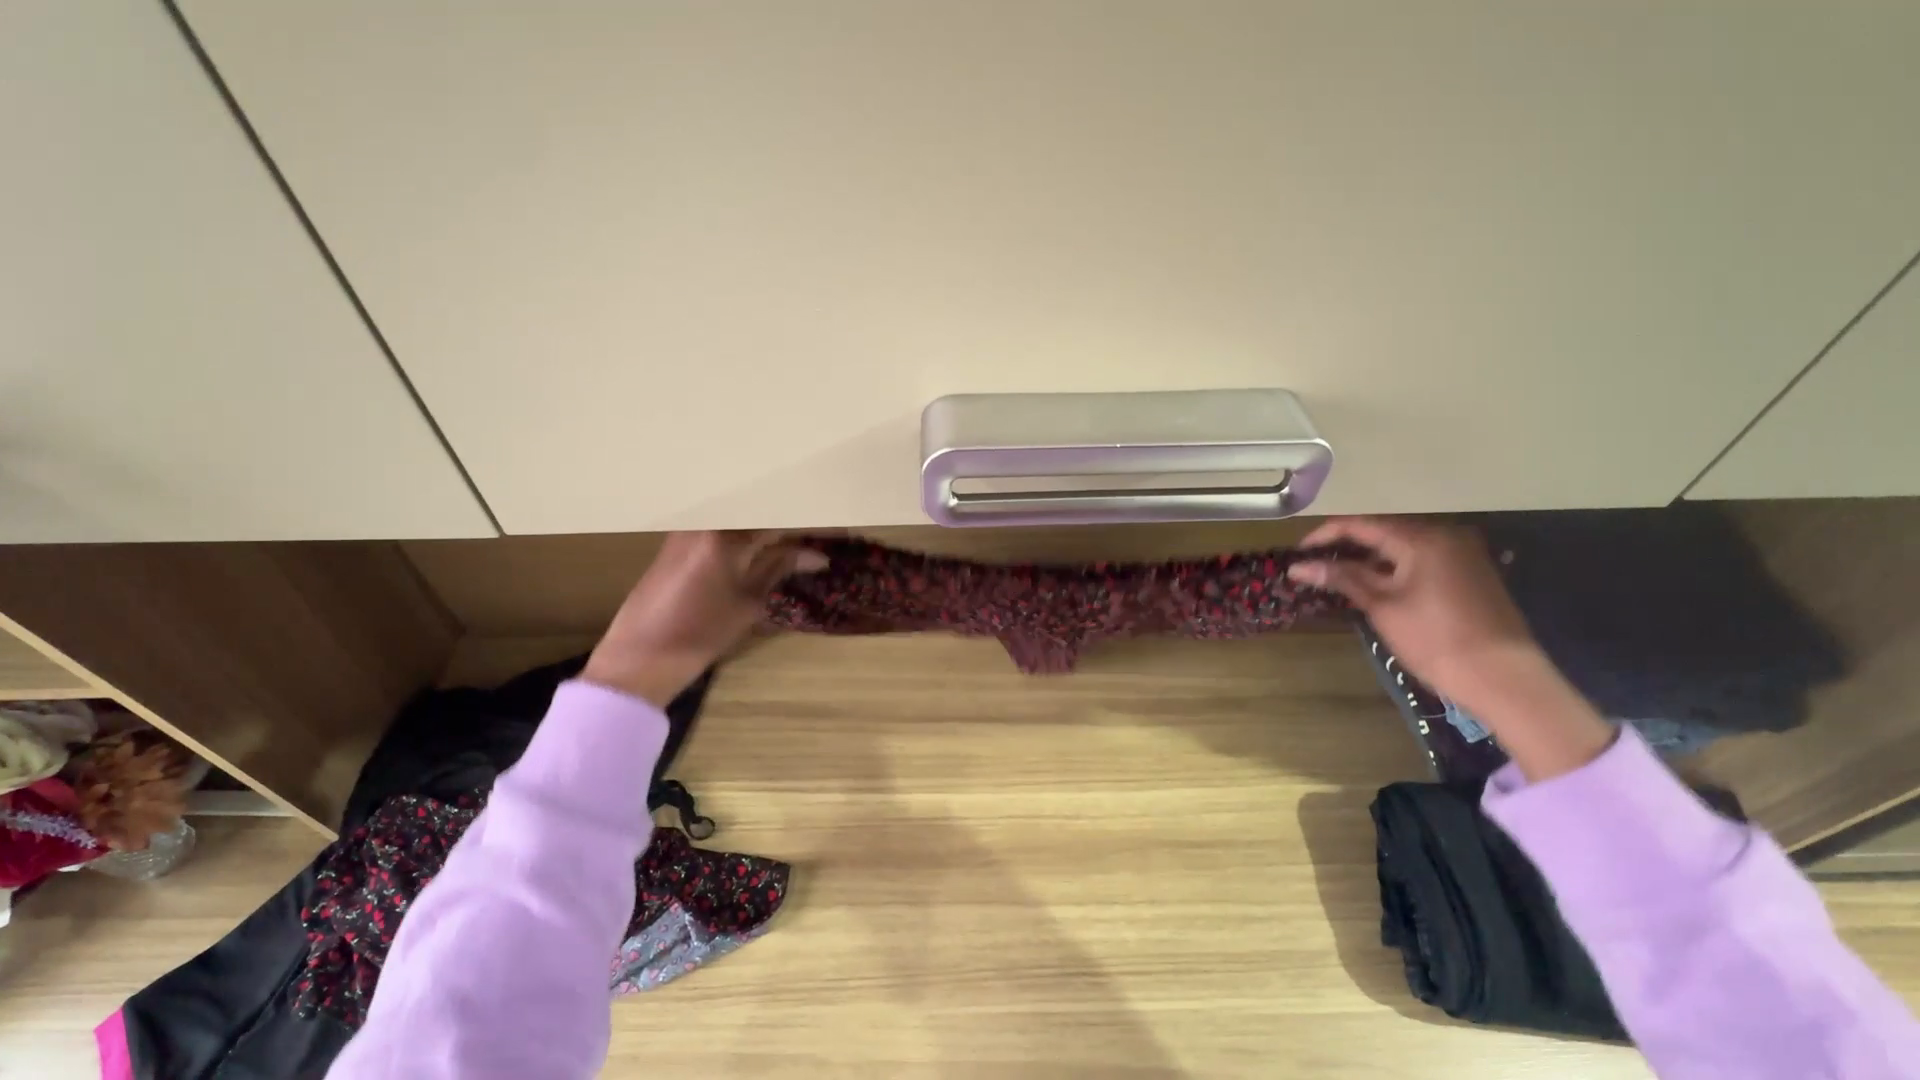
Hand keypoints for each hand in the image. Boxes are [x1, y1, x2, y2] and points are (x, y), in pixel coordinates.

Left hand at [582, 531, 826, 707]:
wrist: (640, 655)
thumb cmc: (700, 633)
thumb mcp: (749, 602)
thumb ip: (780, 566)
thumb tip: (817, 554)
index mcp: (726, 532)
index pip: (779, 516)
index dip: (812, 521)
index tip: (840, 526)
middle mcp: (706, 518)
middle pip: (759, 506)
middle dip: (792, 514)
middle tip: (824, 526)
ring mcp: (689, 526)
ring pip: (740, 513)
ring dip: (769, 520)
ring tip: (801, 530)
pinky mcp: (679, 538)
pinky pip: (722, 522)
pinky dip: (747, 527)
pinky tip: (766, 537)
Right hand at [1287, 516, 1537, 701]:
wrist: (1502, 677)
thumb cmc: (1435, 640)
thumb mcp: (1383, 607)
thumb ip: (1343, 579)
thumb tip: (1300, 566)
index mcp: (1422, 539)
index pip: (1361, 524)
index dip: (1325, 536)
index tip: (1298, 554)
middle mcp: (1445, 536)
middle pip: (1384, 532)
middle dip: (1347, 547)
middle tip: (1316, 568)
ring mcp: (1463, 554)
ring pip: (1404, 547)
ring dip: (1371, 559)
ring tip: (1341, 579)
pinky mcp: (1472, 574)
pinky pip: (1424, 560)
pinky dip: (1396, 568)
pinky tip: (1379, 587)